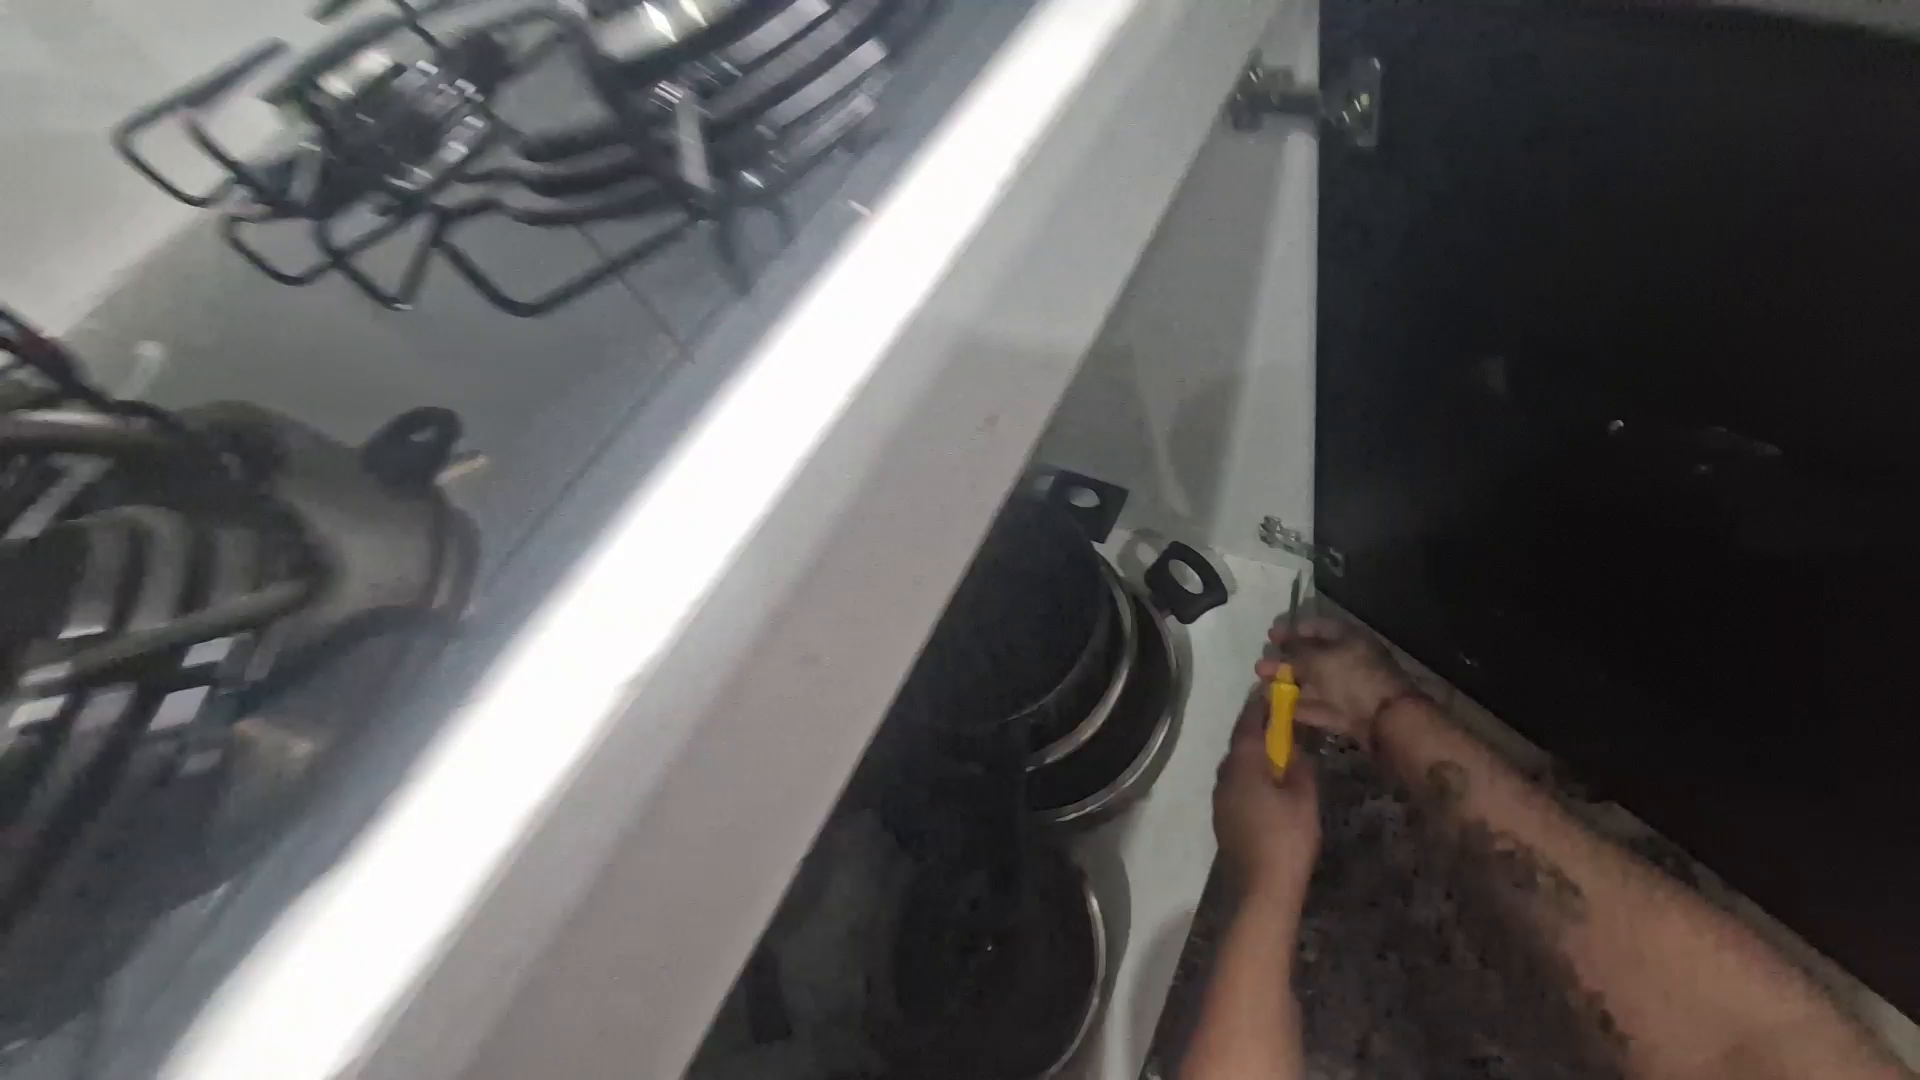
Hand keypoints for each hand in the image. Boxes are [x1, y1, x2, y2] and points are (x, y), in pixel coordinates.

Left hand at [1213, 696, 1320, 898]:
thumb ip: (1300, 769)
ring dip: (1253, 754)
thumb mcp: (1304, 800)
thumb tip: (1295, 751)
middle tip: (1277, 720)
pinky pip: (1235, 784)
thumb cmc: (1286, 839)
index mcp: (1242, 766)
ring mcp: (1219, 798)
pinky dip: (1250, 775)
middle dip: (1256, 729)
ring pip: (1236, 765)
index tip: (1269, 692)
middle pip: (1239, 744)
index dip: (1258, 707)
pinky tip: (1266, 784)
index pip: (1248, 725)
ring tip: (1276, 751)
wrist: (1261, 888)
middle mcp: (1224, 776)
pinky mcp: (1222, 817)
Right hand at [1254, 618, 1417, 750]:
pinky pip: (1317, 705)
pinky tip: (1276, 706)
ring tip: (1261, 687)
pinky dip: (1297, 705)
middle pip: (1311, 657)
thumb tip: (1281, 646)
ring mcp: (1347, 688)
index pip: (1317, 628)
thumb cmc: (1351, 678)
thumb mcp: (1317, 659)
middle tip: (1260, 667)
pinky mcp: (1345, 713)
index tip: (1270, 636)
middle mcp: (1347, 660)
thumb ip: (1295, 652)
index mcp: (1347, 639)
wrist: (1386, 720)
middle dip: (1284, 662)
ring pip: (1312, 683)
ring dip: (1287, 685)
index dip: (1292, 630)